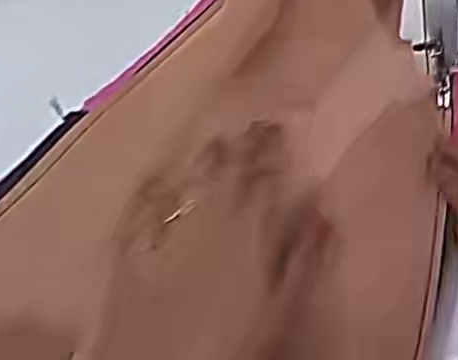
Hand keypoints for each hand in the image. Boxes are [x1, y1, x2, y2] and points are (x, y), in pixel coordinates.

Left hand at [92, 122, 330, 359]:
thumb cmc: (231, 345)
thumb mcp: (282, 303)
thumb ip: (305, 252)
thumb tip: (323, 205)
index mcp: (254, 228)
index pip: (270, 174)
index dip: (276, 148)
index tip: (281, 124)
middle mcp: (215, 221)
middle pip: (236, 170)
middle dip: (247, 143)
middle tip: (255, 120)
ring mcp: (174, 237)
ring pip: (197, 183)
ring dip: (209, 157)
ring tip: (217, 136)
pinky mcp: (134, 260)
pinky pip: (144, 215)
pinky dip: (150, 194)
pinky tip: (153, 179)